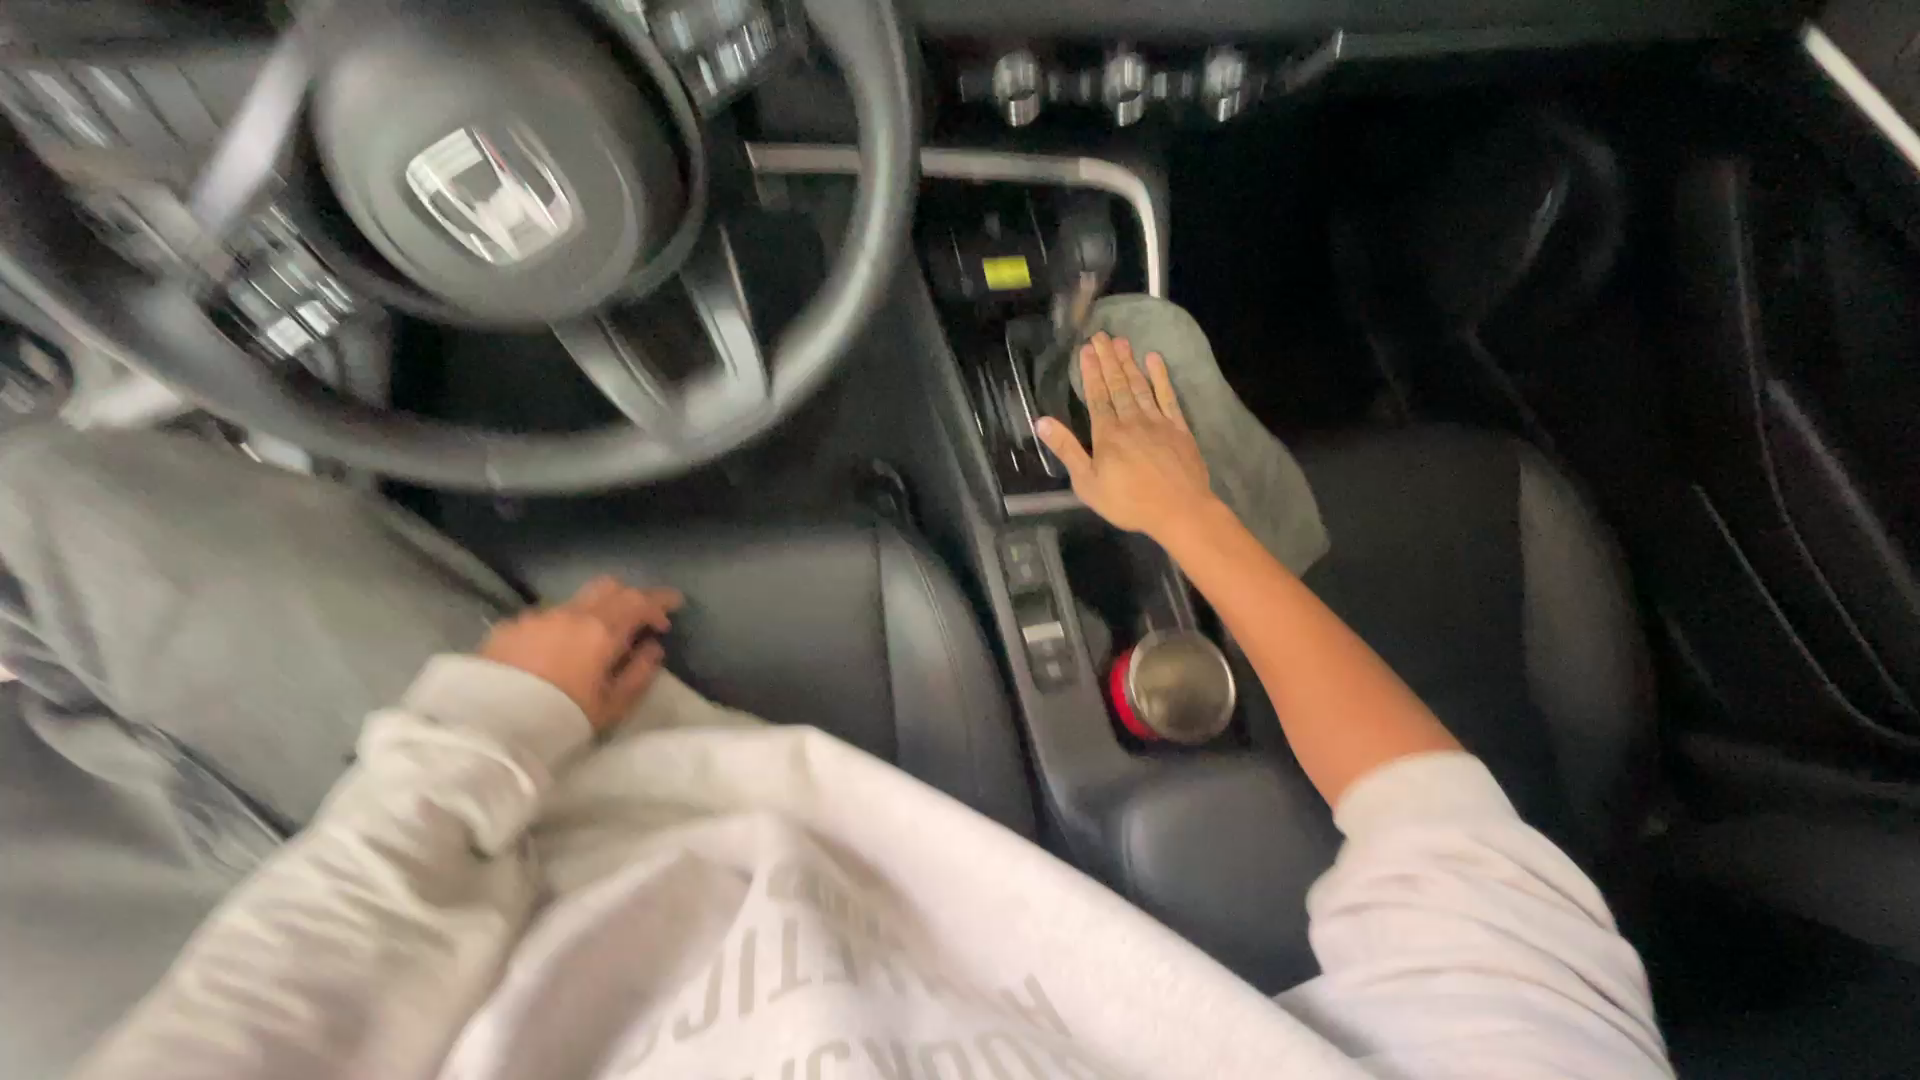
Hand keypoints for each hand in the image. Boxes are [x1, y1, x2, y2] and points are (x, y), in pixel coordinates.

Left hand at [478, 577, 684, 731]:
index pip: (641, 601)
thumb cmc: (560, 720)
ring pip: (578, 599)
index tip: (674, 606)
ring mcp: (538, 617)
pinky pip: (547, 616)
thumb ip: (639, 673)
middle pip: (610, 587)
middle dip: (631, 597)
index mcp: (603, 631)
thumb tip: (652, 649)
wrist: (486, 729)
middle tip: (641, 618)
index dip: (661, 600)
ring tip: (595, 638)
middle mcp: (572, 614)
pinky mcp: (511, 627)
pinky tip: (555, 651)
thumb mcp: (612, 707)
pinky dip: (563, 625)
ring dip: (596, 610)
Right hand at [1036, 332, 1221, 539]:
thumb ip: (1067, 450)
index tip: (1086, 350)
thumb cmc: (1128, 502)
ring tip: (1122, 342)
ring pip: (1140, 386)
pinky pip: (1168, 397)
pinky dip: (1161, 377)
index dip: (1090, 372)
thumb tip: (1042, 422)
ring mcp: (1158, 422)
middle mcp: (1131, 421)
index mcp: (1107, 434)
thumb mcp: (1087, 483)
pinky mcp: (1179, 428)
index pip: (1096, 396)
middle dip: (1108, 359)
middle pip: (1118, 385)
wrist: (1179, 510)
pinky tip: (1155, 361)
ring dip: (1130, 363)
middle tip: (1102, 336)